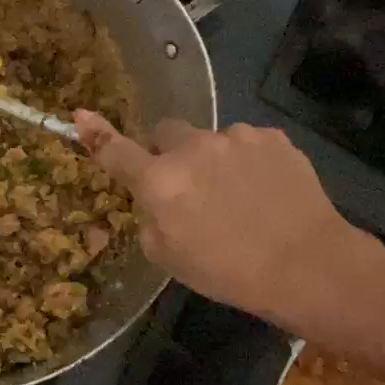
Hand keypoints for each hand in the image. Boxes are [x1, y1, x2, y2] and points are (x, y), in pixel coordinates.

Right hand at [74, 111, 366, 321]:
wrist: (304, 263)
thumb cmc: (224, 270)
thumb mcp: (166, 256)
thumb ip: (151, 218)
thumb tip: (157, 199)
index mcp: (160, 182)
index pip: (117, 151)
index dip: (96, 135)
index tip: (81, 114)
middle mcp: (194, 149)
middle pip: (167, 132)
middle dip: (169, 153)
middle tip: (186, 187)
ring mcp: (237, 138)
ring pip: (210, 140)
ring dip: (211, 160)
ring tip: (235, 197)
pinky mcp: (273, 138)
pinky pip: (246, 144)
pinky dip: (245, 162)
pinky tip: (261, 192)